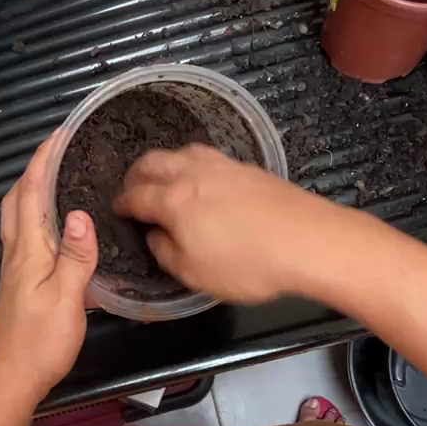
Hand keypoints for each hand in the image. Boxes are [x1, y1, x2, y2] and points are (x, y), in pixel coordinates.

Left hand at [0, 134, 97, 405]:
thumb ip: (75, 256)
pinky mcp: (21, 288)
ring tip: (62, 183)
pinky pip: (29, 241)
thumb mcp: (66, 297)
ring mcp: (16, 272)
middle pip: (16, 202)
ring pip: (20, 221)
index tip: (59, 134)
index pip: (30, 193)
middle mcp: (17, 255)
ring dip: (35, 196)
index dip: (42, 161)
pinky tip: (62, 234)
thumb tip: (80, 212)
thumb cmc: (39, 341)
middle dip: (33, 172)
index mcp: (27, 250)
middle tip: (58, 154)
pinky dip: (42, 223)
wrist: (11, 379)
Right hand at [114, 143, 361, 303]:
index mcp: (174, 201)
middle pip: (154, 162)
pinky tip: (200, 177)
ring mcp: (225, 166)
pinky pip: (208, 157)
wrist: (310, 242)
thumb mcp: (194, 273)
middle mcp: (194, 174)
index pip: (137, 196)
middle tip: (132, 189)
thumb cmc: (248, 263)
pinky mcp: (249, 169)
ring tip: (163, 177)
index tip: (117, 210)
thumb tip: (157, 236)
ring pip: (182, 152)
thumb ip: (166, 252)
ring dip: (165, 162)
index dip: (122, 203)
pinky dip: (192, 163)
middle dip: (137, 174)